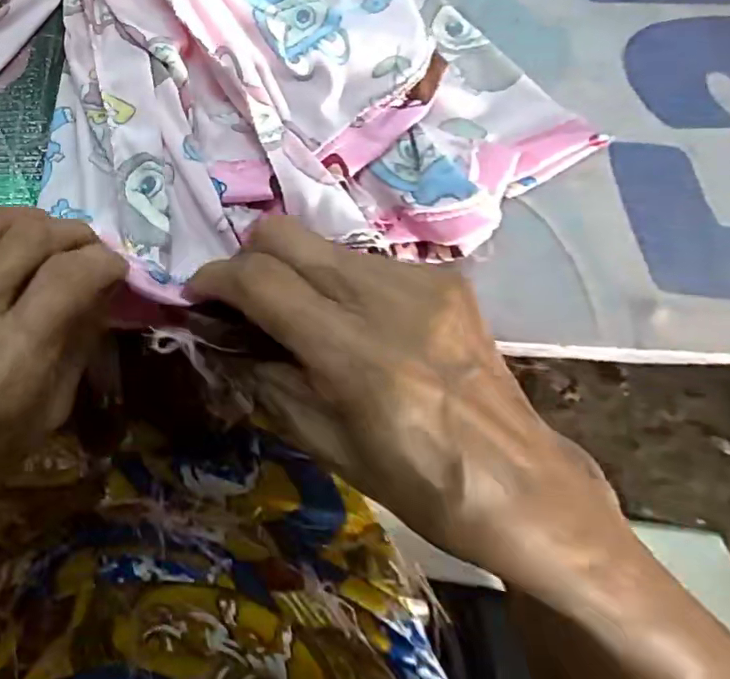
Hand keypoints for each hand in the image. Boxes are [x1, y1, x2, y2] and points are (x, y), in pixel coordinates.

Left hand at [0, 198, 126, 562]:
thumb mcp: (53, 405)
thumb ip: (80, 334)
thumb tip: (104, 278)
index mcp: (12, 358)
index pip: (68, 277)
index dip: (103, 261)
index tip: (115, 266)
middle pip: (31, 238)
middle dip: (73, 234)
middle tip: (86, 249)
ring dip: (27, 220)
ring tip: (44, 238)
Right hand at [185, 216, 627, 600]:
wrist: (533, 495)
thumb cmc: (419, 484)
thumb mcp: (320, 442)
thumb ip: (260, 377)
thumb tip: (214, 335)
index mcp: (357, 356)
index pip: (257, 279)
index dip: (212, 279)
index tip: (196, 296)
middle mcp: (388, 302)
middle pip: (279, 233)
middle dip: (243, 258)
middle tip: (241, 299)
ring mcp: (420, 282)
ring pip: (314, 239)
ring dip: (287, 268)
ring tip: (296, 313)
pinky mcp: (443, 278)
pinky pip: (355, 257)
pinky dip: (330, 278)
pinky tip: (348, 318)